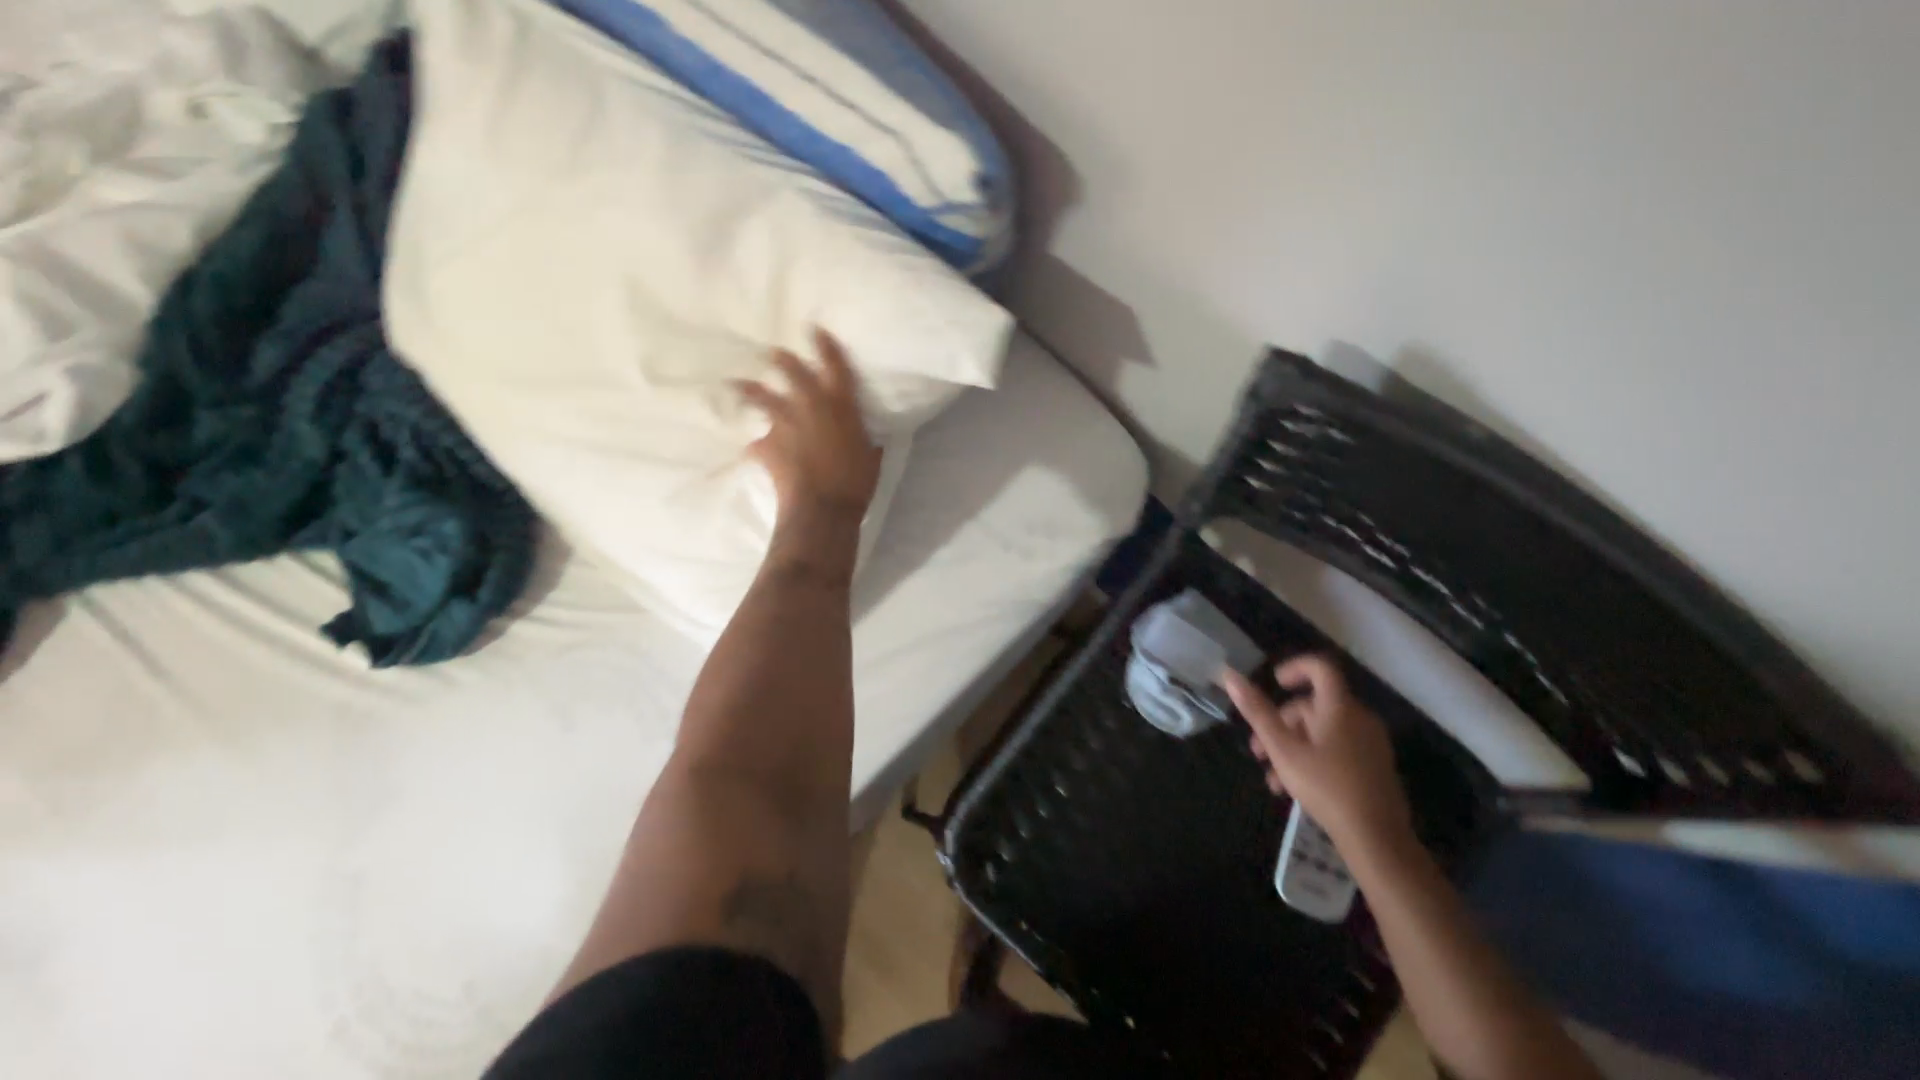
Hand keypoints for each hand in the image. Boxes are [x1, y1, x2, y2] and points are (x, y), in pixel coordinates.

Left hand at [735, 328, 882, 522]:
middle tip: (771, 352)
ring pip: (760, 397)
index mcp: (841, 404)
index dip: (824, 346)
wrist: (822, 508)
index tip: (813, 329)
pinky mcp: (766, 444)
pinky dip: (755, 446)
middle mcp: (811, 404)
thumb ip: (866, 440)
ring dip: (747, 389)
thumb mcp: (870, 456)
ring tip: (734, 384)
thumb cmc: (855, 482)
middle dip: (781, 359)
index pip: (834, 365)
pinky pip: (756, 442)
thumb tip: (870, 440)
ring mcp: (784, 422)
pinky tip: (750, 449)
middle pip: (791, 371)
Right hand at [1220, 655, 1413, 852]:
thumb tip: (1230, 676)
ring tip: (1272, 780)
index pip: (1320, 668)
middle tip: (1257, 751)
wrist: (1376, 836)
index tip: (1274, 683)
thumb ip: (1258, 713)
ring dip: (1292, 748)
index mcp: (1340, 708)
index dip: (1295, 668)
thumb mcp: (1283, 750)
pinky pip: (1338, 750)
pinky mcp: (1374, 766)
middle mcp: (1359, 718)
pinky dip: (1313, 759)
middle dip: (1281, 724)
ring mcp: (1370, 743)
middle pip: (1314, 706)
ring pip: (1323, 732)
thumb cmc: (1325, 786)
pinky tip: (1293, 790)